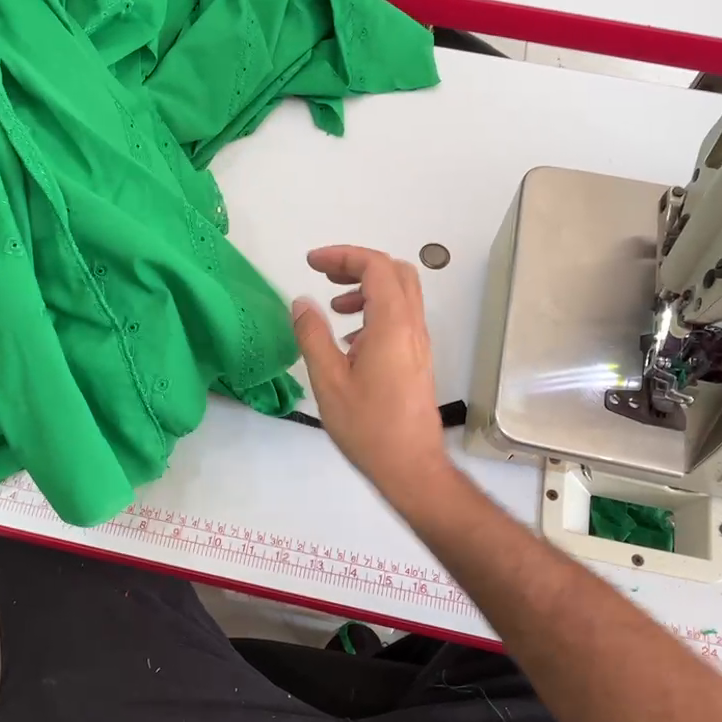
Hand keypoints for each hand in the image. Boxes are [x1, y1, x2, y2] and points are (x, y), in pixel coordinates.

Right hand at [290, 245, 451, 497]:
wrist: (410, 466)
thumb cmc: (367, 426)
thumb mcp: (328, 380)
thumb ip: (313, 335)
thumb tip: (302, 302)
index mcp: (391, 324)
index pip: (375, 266)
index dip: (343, 256)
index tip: (311, 263)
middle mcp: (412, 327)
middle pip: (394, 272)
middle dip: (358, 265)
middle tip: (325, 276)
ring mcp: (419, 344)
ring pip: (400, 295)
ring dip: (367, 290)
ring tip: (335, 309)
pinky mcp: (417, 360)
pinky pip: (400, 319)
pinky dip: (375, 313)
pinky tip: (350, 342)